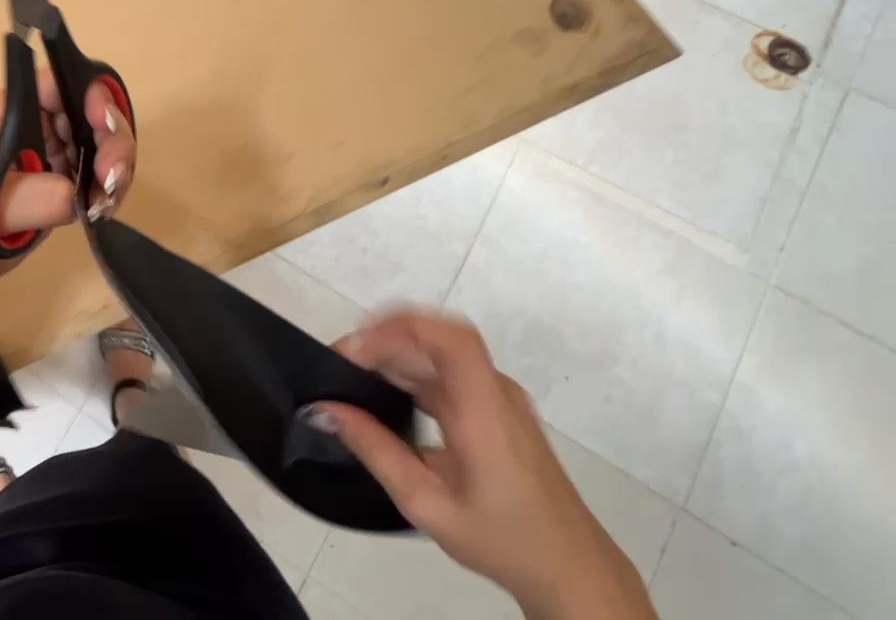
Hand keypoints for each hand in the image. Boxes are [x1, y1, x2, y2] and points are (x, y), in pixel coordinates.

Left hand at [0, 73, 135, 296]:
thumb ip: (36, 197)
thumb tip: (77, 196)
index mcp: (8, 112)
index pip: (60, 84)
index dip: (91, 97)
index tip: (104, 129)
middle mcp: (32, 126)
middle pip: (91, 112)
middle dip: (112, 140)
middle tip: (111, 179)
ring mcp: (47, 157)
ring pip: (100, 145)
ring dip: (114, 169)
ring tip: (105, 202)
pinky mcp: (57, 188)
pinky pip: (96, 178)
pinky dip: (108, 191)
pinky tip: (101, 212)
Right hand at [314, 310, 654, 619]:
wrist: (575, 572)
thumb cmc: (504, 540)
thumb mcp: (426, 503)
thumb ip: (374, 449)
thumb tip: (324, 408)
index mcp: (484, 412)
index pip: (449, 338)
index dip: (398, 327)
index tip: (353, 349)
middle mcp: (497, 394)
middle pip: (437, 337)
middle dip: (382, 338)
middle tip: (339, 364)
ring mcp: (501, 399)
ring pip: (441, 352)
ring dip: (394, 352)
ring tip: (353, 376)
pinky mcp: (498, 410)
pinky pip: (449, 372)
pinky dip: (412, 370)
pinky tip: (385, 394)